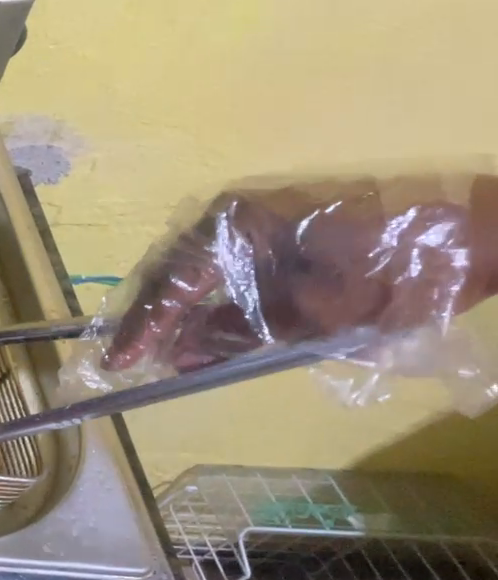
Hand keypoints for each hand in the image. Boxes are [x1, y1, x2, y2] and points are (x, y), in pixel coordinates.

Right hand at [105, 176, 497, 372]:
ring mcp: (250, 218)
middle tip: (133, 358)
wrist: (480, 230)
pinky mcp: (273, 227)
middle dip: (153, 318)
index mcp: (230, 226)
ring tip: (168, 351)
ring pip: (196, 271)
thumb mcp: (315, 317)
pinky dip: (213, 300)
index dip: (142, 326)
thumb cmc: (393, 271)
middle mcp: (227, 216)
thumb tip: (181, 357)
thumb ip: (239, 335)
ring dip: (182, 312)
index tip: (118, 363)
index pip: (169, 282)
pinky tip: (208, 329)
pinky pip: (224, 267)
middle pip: (172, 272)